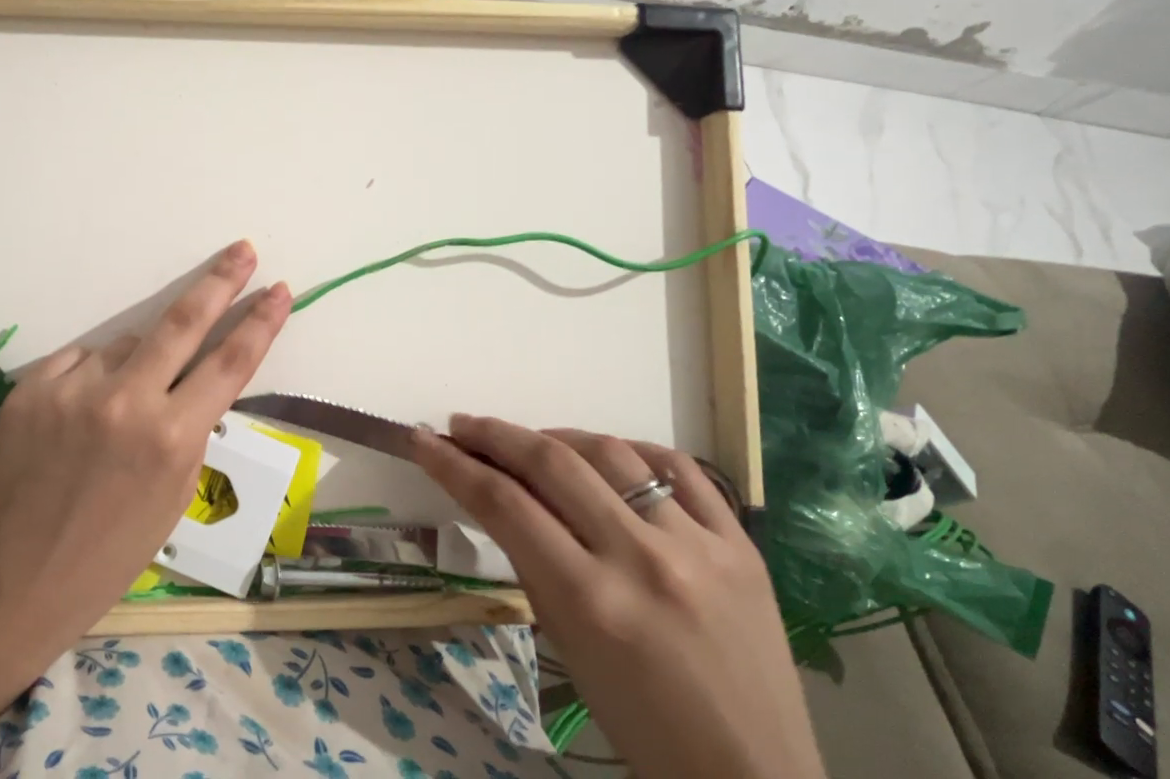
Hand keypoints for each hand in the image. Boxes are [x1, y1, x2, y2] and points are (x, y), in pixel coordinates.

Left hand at [0, 239, 290, 643]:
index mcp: (172, 438)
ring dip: (134, 363)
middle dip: (219, 281)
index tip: (279, 290)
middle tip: (241, 250)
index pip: (231, 363)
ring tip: (115, 413)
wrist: (14, 578)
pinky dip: (89, 378)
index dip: (261, 322)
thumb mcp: (173, 498)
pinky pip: (78, 361)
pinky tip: (78, 416)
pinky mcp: (33, 386)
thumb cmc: (107, 555)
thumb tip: (185, 381)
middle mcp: (126, 401)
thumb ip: (186, 431)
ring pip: (124, 345)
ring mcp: (74, 389)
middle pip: (184, 321)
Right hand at [412, 417, 824, 778]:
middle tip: (463, 425)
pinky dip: (635, 451)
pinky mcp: (742, 542)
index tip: (422, 440)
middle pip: (551, 463)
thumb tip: (504, 500)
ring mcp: (699, 545)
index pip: (503, 504)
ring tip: (533, 441)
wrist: (747, 770)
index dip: (452, 464)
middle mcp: (641, 559)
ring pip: (613, 454)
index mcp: (589, 599)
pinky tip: (611, 455)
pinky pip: (682, 469)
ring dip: (559, 437)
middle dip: (495, 435)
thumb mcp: (566, 645)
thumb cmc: (637, 721)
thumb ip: (535, 565)